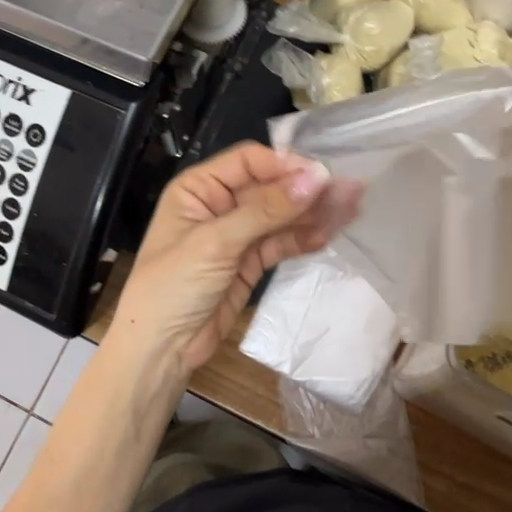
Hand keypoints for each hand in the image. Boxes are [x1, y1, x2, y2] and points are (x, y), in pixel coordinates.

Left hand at [110, 142, 353, 374]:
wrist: (160, 348)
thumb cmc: (173, 286)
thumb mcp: (216, 243)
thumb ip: (267, 210)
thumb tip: (316, 178)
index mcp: (198, 188)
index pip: (249, 162)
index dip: (285, 165)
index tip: (324, 174)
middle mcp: (217, 205)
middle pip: (270, 188)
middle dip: (307, 190)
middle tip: (351, 190)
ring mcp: (235, 236)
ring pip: (280, 216)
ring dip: (313, 213)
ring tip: (352, 209)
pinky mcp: (248, 264)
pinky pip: (280, 243)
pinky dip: (302, 239)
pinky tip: (328, 234)